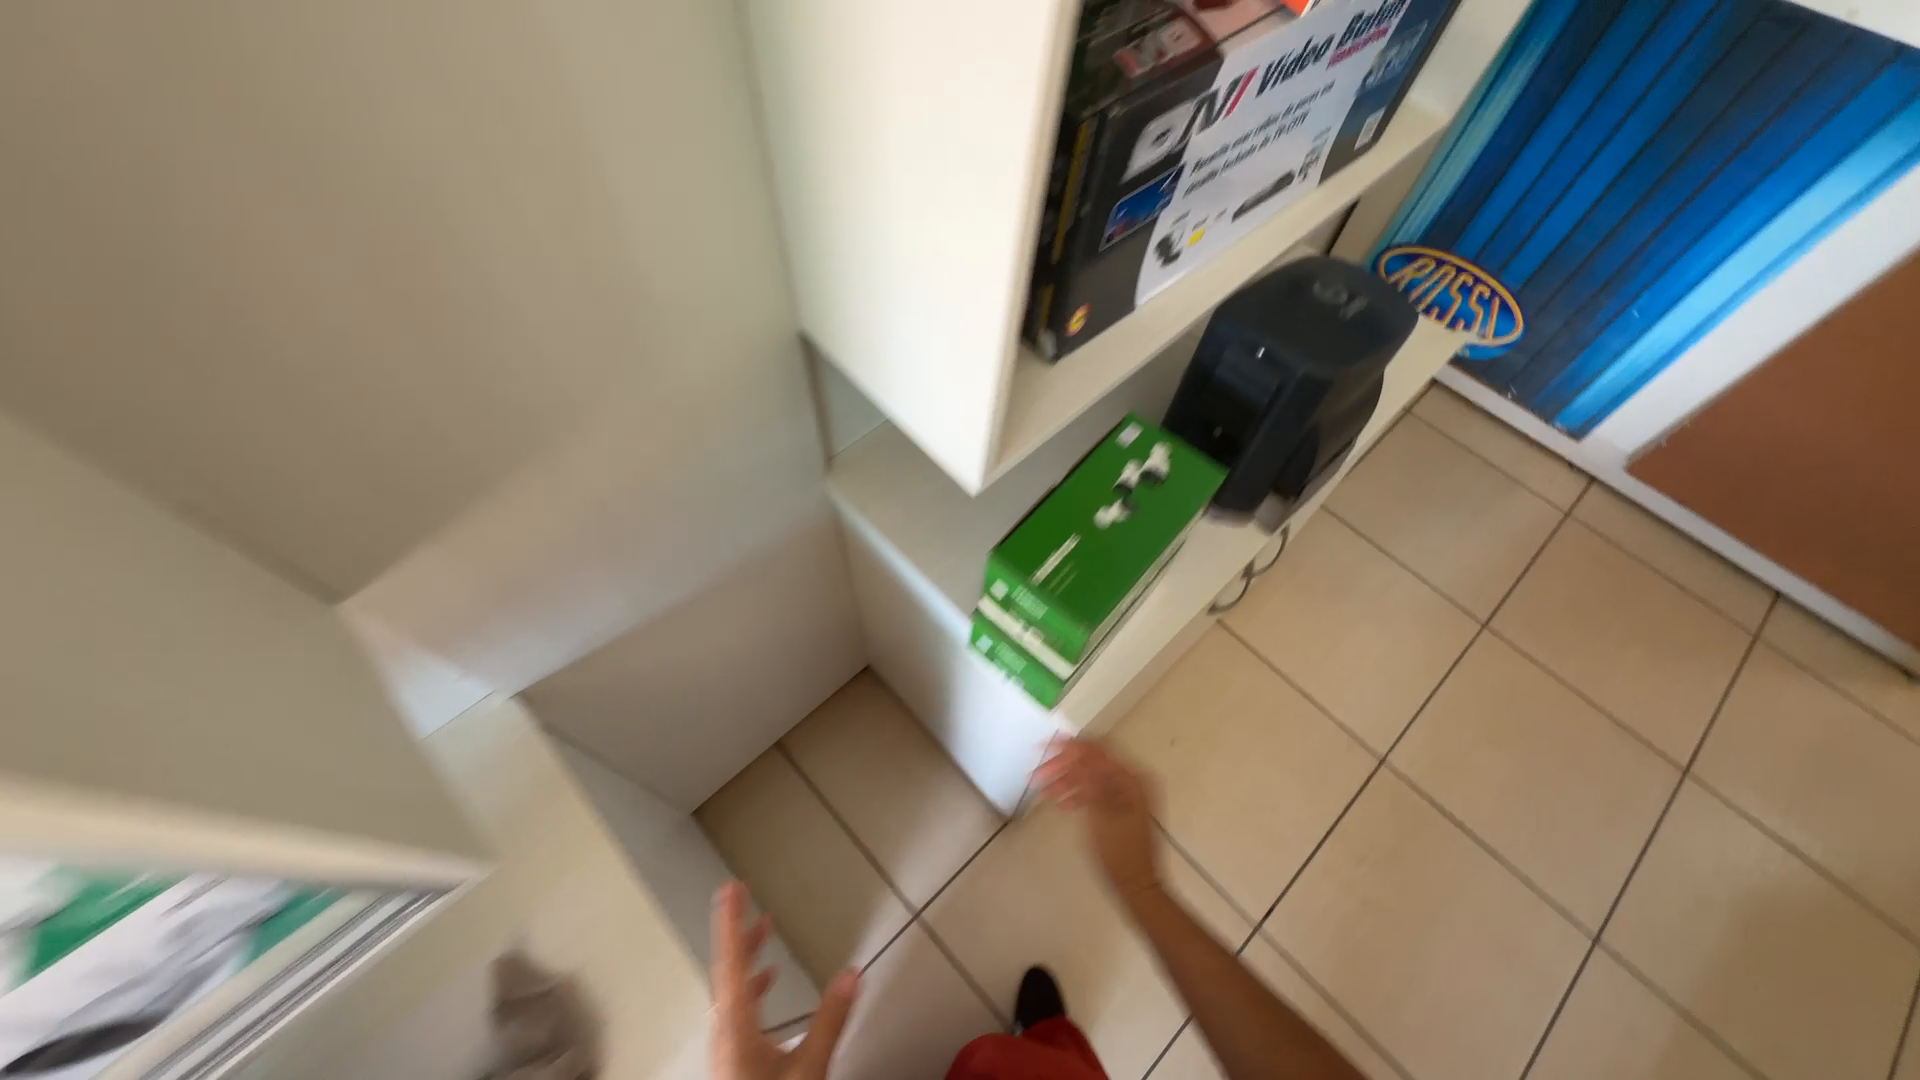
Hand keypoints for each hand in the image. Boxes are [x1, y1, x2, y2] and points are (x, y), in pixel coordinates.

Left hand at [710, 882, 858, 1079]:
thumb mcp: (809, 1069)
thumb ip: (830, 1020)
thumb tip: (853, 972)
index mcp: (737, 1027)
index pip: (731, 963)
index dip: (731, 923)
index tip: (729, 889)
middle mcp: (724, 1033)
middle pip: (726, 972)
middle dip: (737, 932)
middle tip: (740, 896)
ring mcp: (725, 1049)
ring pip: (730, 990)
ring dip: (745, 958)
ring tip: (761, 932)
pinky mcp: (733, 1062)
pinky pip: (737, 1009)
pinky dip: (751, 986)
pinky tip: (767, 985)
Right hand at [1034, 737, 1163, 906]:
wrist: (1136, 886)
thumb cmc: (1119, 851)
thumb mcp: (1099, 812)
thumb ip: (1088, 777)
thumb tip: (1075, 748)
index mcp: (1133, 778)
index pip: (1099, 750)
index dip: (1072, 746)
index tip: (1046, 747)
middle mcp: (1133, 781)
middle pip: (1093, 763)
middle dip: (1065, 767)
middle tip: (1039, 774)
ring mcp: (1128, 794)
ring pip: (1092, 778)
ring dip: (1068, 782)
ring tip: (1045, 791)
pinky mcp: (1120, 807)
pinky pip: (1096, 792)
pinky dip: (1079, 795)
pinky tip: (1062, 805)